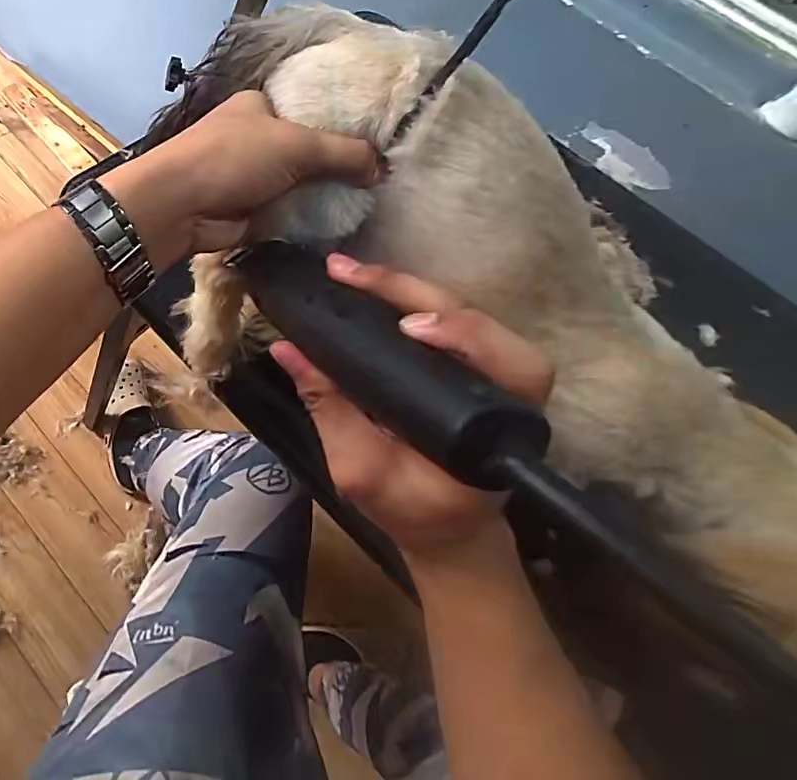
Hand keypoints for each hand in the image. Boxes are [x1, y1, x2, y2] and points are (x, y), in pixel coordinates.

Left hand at [103, 91, 380, 263]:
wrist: (179, 207)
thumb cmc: (233, 158)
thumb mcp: (296, 144)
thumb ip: (344, 152)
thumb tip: (383, 167)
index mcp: (262, 106)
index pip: (315, 110)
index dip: (346, 123)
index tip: (382, 140)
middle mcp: (260, 137)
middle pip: (313, 149)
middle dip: (342, 164)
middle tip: (384, 176)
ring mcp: (257, 176)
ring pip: (305, 183)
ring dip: (330, 194)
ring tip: (374, 199)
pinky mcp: (256, 209)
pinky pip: (295, 211)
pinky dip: (315, 216)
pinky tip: (348, 220)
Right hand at [271, 255, 554, 569]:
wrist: (443, 524)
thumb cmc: (412, 508)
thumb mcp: (363, 472)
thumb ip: (331, 413)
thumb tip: (288, 350)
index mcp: (500, 423)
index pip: (508, 362)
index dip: (464, 333)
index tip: (410, 328)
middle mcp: (505, 382)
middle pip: (471, 314)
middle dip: (408, 289)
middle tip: (346, 273)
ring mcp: (485, 362)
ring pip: (454, 303)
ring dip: (400, 285)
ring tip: (346, 272)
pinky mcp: (461, 354)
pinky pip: (437, 311)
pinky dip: (400, 294)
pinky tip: (364, 284)